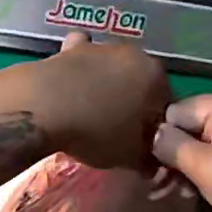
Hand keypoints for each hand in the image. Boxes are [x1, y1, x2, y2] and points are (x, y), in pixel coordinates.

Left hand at [24, 33, 170, 169]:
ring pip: (112, 71)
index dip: (156, 129)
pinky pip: (81, 60)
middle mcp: (134, 53)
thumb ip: (149, 160)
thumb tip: (154, 164)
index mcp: (157, 77)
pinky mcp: (69, 48)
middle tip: (118, 132)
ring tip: (92, 113)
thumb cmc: (96, 132)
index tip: (143, 146)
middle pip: (141, 84)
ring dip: (108, 88)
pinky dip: (80, 69)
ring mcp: (100, 46)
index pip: (167, 106)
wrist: (43, 107)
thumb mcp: (129, 156)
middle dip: (134, 105)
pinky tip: (72, 86)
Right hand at [152, 90, 211, 211]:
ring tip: (165, 193)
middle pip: (195, 127)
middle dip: (172, 156)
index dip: (163, 134)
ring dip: (186, 169)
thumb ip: (173, 146)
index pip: (183, 109)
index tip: (147, 163)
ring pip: (207, 146)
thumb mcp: (204, 166)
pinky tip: (188, 192)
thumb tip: (154, 134)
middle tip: (153, 185)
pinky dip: (206, 174)